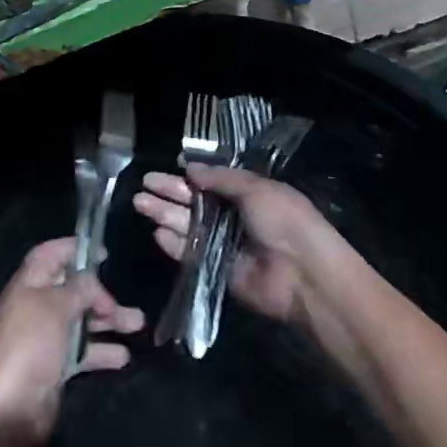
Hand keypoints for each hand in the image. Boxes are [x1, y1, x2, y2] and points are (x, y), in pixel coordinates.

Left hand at [0, 237, 145, 446]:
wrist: (5, 408)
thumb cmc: (27, 345)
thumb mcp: (52, 307)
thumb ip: (75, 290)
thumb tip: (90, 280)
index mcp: (27, 285)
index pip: (48, 255)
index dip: (72, 249)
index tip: (102, 252)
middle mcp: (35, 307)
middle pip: (69, 289)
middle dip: (97, 292)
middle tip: (120, 306)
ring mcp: (45, 338)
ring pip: (80, 321)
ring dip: (107, 320)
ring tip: (138, 324)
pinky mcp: (54, 368)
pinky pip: (82, 352)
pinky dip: (102, 351)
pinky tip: (124, 356)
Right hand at [132, 166, 338, 323]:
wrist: (307, 278)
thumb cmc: (287, 223)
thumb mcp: (258, 189)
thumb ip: (221, 178)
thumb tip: (190, 169)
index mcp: (248, 196)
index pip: (210, 183)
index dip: (188, 176)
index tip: (166, 168)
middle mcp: (233, 219)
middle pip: (193, 203)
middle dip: (169, 192)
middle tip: (143, 183)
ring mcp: (224, 245)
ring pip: (187, 226)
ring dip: (164, 214)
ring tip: (140, 203)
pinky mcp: (217, 271)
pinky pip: (191, 255)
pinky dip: (173, 245)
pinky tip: (156, 233)